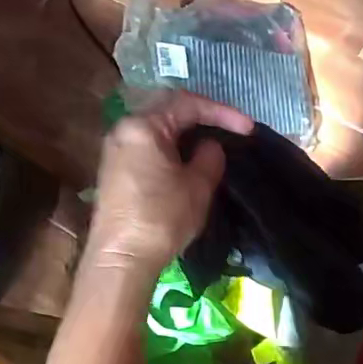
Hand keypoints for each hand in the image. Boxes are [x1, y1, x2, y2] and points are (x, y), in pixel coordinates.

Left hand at [86, 91, 252, 271]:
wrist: (122, 258)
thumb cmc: (161, 219)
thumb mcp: (197, 188)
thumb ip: (210, 158)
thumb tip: (210, 146)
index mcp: (143, 126)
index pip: (187, 105)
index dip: (222, 112)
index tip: (248, 128)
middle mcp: (124, 130)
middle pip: (167, 111)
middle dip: (201, 117)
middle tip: (229, 128)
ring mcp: (116, 151)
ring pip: (156, 130)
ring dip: (185, 133)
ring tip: (211, 144)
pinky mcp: (114, 172)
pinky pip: (147, 147)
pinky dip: (170, 148)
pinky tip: (186, 161)